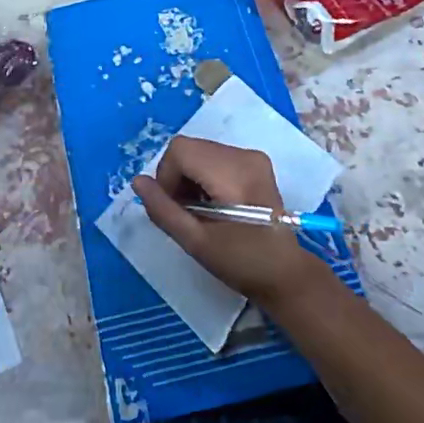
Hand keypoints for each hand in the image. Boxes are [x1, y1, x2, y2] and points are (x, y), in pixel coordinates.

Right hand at [132, 138, 327, 304]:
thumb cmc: (241, 262)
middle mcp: (245, 155)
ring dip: (188, 177)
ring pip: (198, 151)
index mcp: (235, 173)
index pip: (180, 151)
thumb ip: (162, 209)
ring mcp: (252, 156)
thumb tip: (137, 181)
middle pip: (188, 148)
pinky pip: (212, 157)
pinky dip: (202, 176)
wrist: (285, 273)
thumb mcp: (195, 242)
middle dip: (176, 177)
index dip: (166, 177)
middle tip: (185, 212)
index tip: (174, 208)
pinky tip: (211, 203)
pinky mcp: (254, 162)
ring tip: (199, 210)